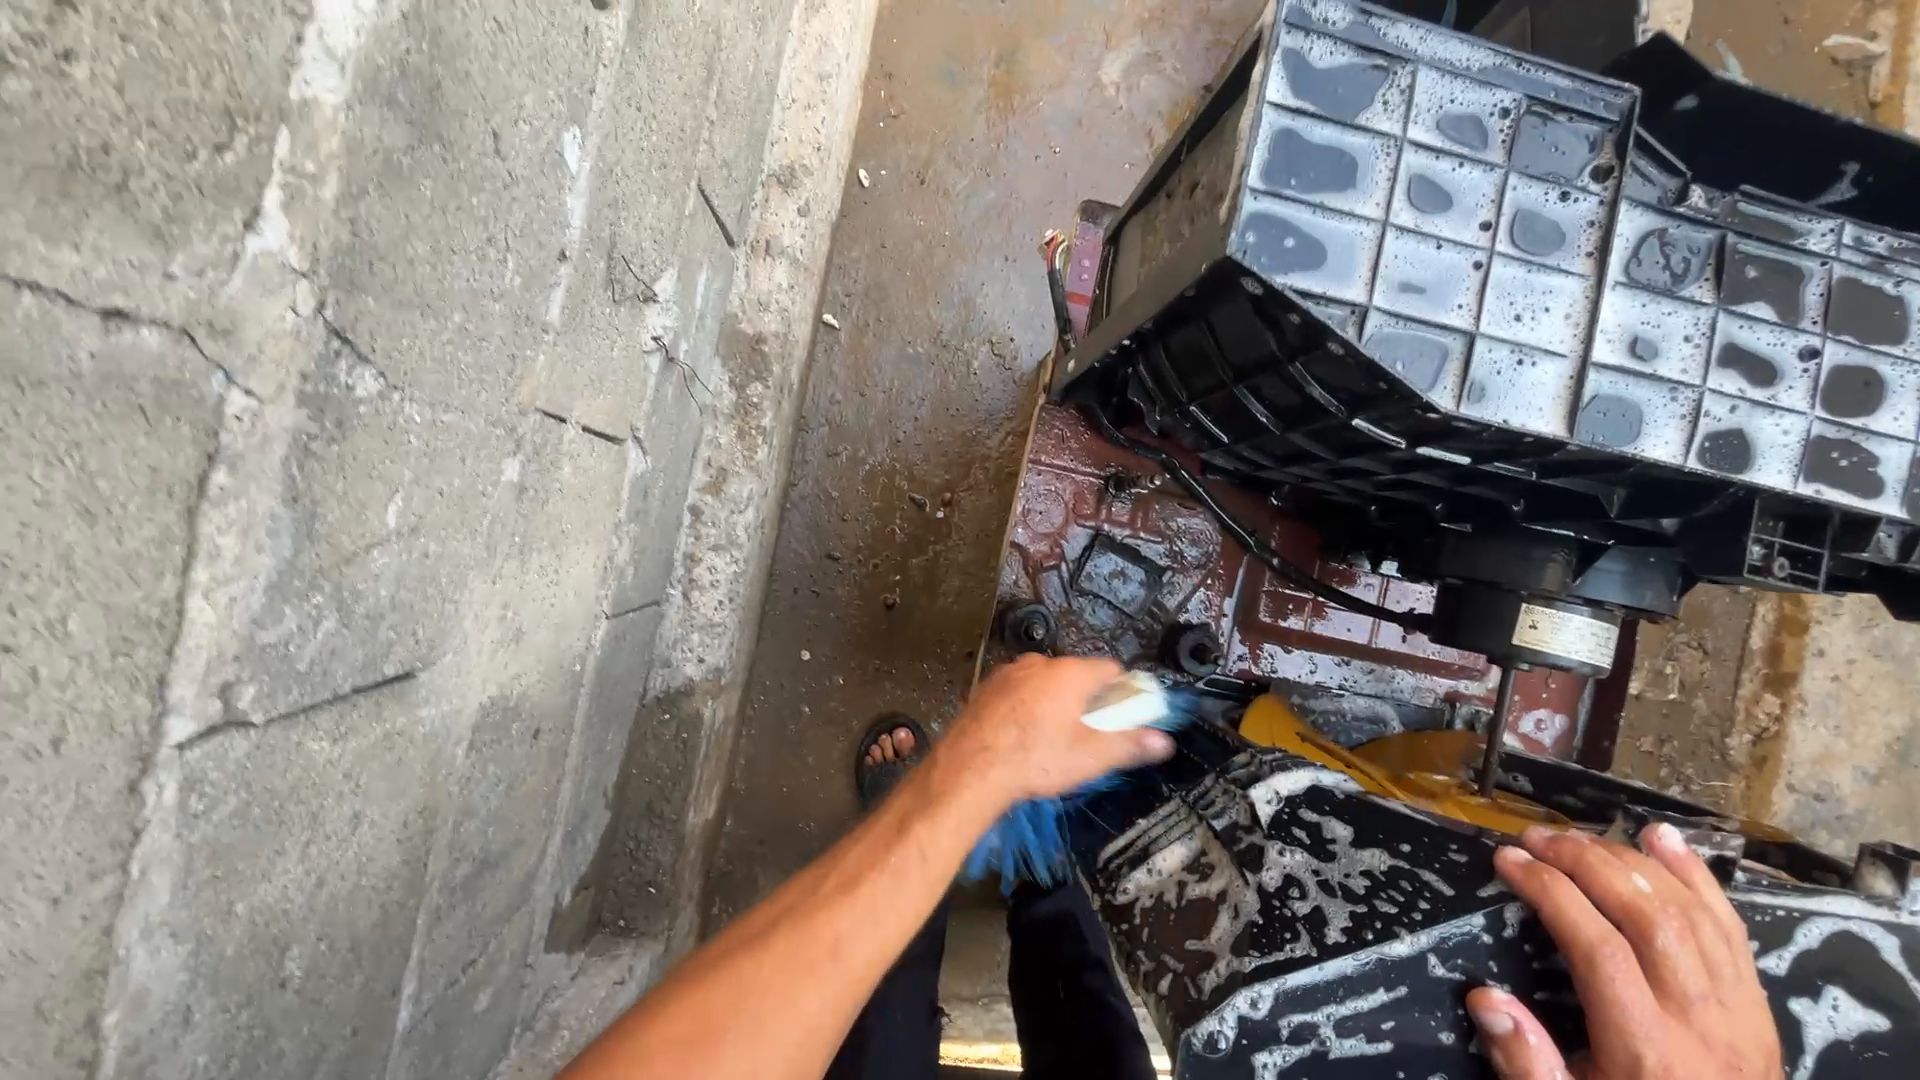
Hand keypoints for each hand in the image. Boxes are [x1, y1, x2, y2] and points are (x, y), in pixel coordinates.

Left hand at [932, 654, 1175, 804]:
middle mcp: (1039, 665)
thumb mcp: (1091, 757)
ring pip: (1044, 683)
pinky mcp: (986, 689)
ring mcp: (1009, 674)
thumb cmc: (1032, 760)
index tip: (1124, 710)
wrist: (970, 769)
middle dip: (1087, 699)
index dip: (1122, 690)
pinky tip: (1023, 737)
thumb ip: (1130, 744)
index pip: (1110, 669)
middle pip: (1077, 675)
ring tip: (1054, 739)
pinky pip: (1018, 692)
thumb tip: (1161, 741)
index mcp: (1070, 673)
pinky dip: (1026, 707)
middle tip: (1090, 731)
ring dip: (1054, 702)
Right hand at [1467, 824, 1781, 1079]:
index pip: (1598, 946)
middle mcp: (1701, 1021)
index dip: (1549, 890)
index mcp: (1647, 1048)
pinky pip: (1730, 927)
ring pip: (1688, 912)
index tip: (1506, 860)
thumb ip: (1526, 1062)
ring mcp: (1740, 1009)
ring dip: (1627, 861)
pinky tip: (1661, 838)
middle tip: (1534, 838)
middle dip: (1585, 862)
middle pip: (1647, 916)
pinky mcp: (1756, 1002)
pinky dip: (1695, 876)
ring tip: (1575, 837)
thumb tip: (1483, 995)